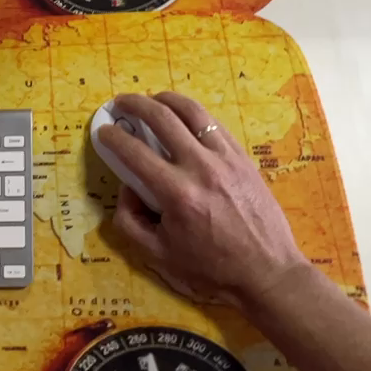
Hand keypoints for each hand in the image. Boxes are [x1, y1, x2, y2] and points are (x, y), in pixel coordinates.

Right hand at [100, 92, 313, 309]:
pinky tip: (183, 117)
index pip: (134, 152)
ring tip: (152, 99)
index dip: (112, 137)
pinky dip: (192, 114)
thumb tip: (126, 187)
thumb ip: (130, 221)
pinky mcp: (242, 156)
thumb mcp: (159, 255)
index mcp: (177, 193)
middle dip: (135, 104)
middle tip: (121, 103)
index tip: (103, 131)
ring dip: (165, 99)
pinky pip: (213, 124)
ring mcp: (225, 157)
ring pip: (191, 111)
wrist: (267, 272)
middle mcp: (200, 167)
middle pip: (161, 117)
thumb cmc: (212, 268)